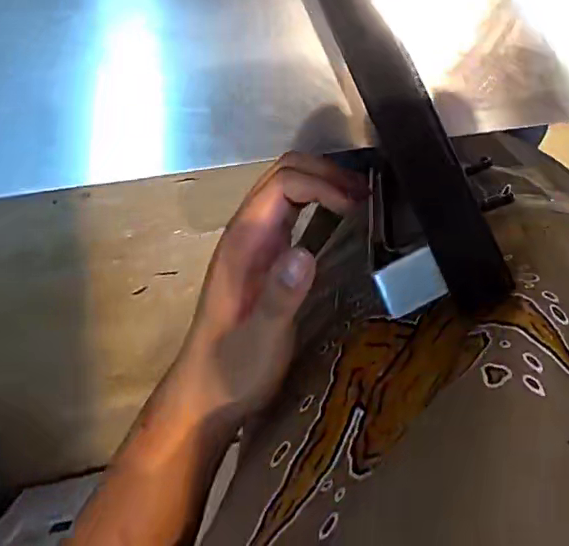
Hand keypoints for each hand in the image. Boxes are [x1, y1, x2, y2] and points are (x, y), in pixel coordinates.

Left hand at [159, 153, 365, 434]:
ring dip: (325, 181)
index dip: (323, 184)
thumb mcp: (260, 340)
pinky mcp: (265, 250)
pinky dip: (321, 197)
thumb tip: (306, 253)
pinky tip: (342, 218)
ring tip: (360, 201)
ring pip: (288, 182)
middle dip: (327, 173)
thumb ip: (280, 297)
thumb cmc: (232, 371)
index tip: (356, 207)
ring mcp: (255, 238)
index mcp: (243, 240)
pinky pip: (293, 204)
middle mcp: (247, 229)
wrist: (204, 399)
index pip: (284, 182)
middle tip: (364, 196)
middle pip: (285, 170)